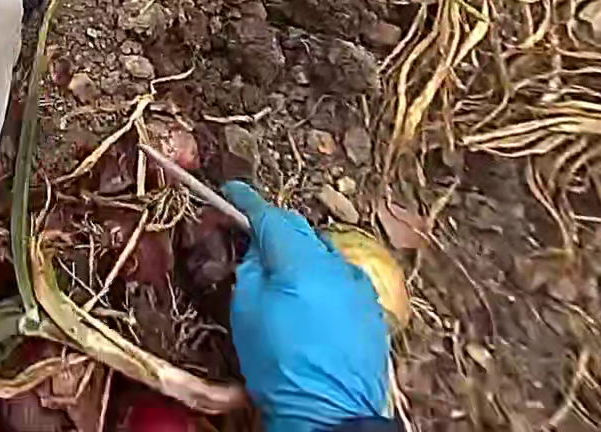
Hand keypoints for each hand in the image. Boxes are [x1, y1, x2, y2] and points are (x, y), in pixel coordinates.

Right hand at [222, 181, 390, 431]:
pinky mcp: (370, 303)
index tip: (230, 192)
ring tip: (280, 270)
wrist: (331, 418)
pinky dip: (321, 273)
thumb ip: (250, 266)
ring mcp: (355, 280)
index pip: (267, 214)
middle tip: (250, 235)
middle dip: (272, 225)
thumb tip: (255, 247)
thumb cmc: (280, 365)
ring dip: (298, 249)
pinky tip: (309, 294)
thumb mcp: (246, 310)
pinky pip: (339, 272)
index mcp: (298, 257)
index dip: (245, 200)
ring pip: (319, 247)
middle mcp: (331, 260)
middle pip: (296, 226)